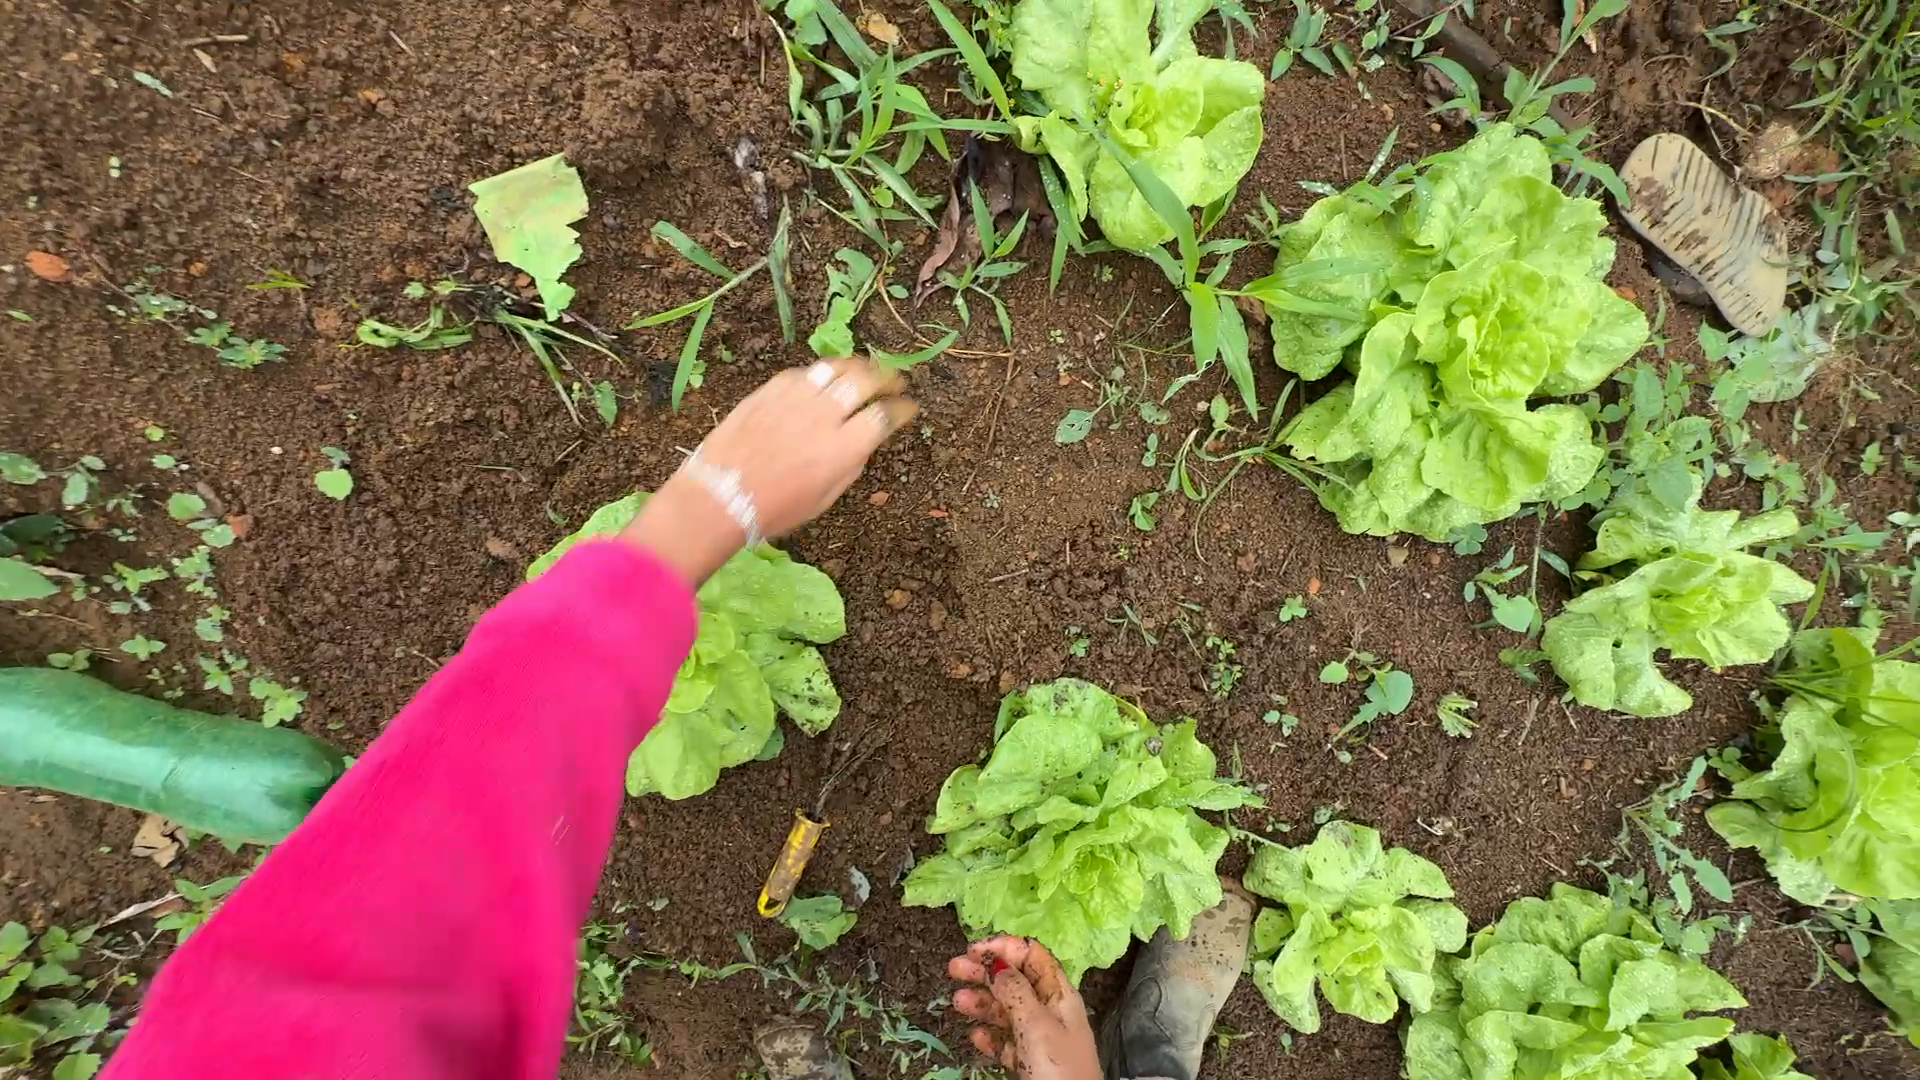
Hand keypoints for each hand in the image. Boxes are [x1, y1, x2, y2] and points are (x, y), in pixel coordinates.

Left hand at [620, 357, 916, 584]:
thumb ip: (851, 464)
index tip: (909, 408)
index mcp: (844, 448)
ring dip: (858, 366)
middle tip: (896, 380)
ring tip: (866, 369)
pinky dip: (822, 374)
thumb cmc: (776, 508)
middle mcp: (824, 415)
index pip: (884, 416)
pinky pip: (805, 373)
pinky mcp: (771, 389)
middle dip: (887, 378)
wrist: (721, 496)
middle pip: (865, 381)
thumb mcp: (825, 498)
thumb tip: (863, 441)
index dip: (902, 409)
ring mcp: (796, 397)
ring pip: (836, 368)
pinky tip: (825, 380)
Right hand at [947, 937, 1099, 1079]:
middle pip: (1015, 980)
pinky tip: (977, 1038)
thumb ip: (1014, 990)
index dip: (1003, 948)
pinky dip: (991, 1036)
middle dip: (984, 972)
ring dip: (982, 1003)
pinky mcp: (1033, 1064)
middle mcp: (1051, 1010)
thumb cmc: (1057, 1068)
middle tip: (954, 969)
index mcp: (1058, 993)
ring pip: (1008, 1010)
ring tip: (958, 1003)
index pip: (1031, 955)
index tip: (973, 951)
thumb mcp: (1036, 1024)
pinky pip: (1008, 1041)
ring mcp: (1042, 1038)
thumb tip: (996, 961)